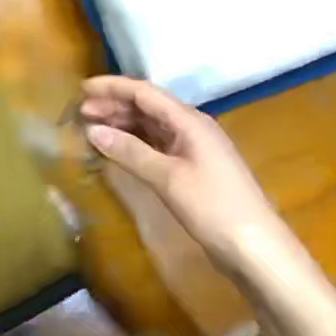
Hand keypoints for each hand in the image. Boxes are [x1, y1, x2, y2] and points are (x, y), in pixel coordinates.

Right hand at [78, 75, 285, 276]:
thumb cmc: (213, 207)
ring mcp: (193, 148)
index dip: (112, 87)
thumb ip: (129, 151)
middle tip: (80, 113)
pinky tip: (116, 149)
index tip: (82, 89)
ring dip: (122, 124)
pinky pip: (156, 144)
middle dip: (113, 105)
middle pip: (147, 106)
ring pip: (151, 126)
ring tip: (92, 129)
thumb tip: (92, 130)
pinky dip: (134, 143)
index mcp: (189, 121)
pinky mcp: (191, 168)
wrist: (255, 248)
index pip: (144, 93)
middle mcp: (191, 127)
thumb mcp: (167, 178)